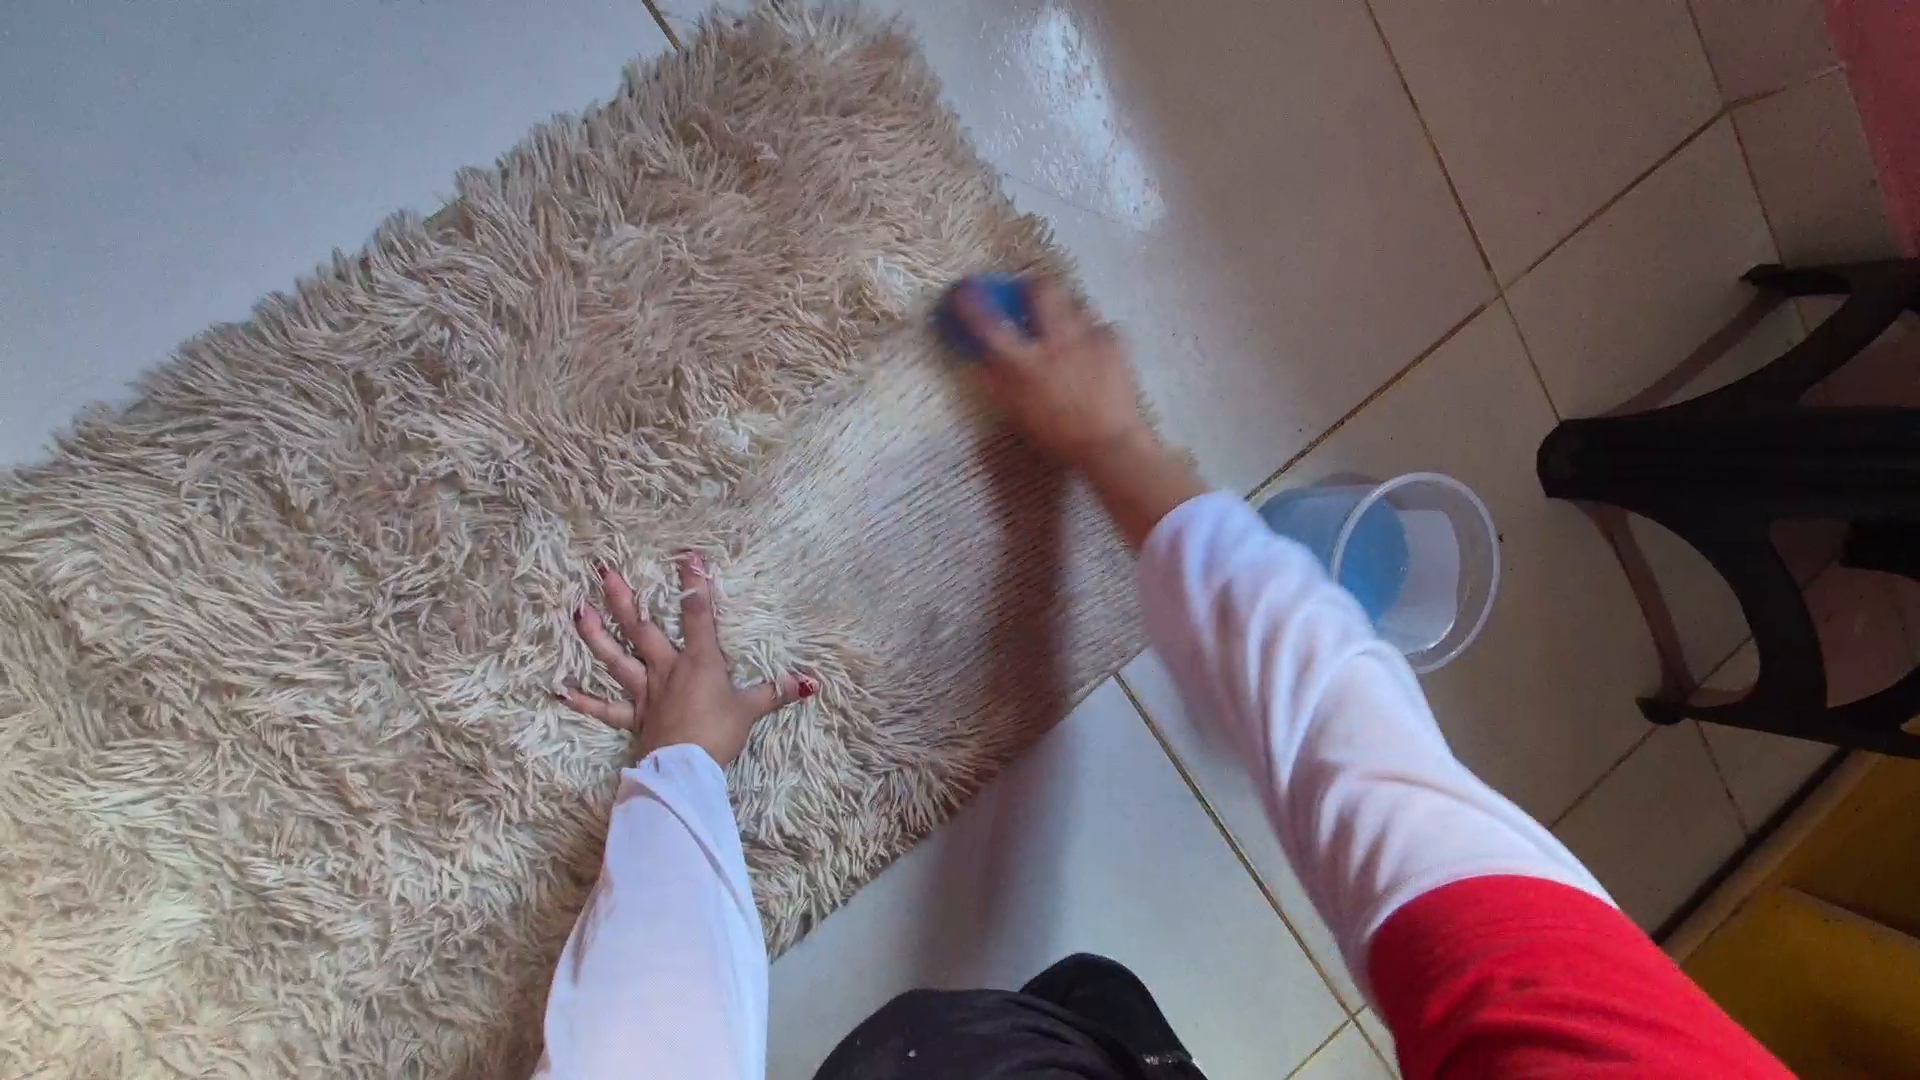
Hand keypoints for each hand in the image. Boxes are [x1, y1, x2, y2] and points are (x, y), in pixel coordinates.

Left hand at [561, 554, 815, 766]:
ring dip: (594, 635)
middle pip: (642, 628)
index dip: (695, 585)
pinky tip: (560, 689)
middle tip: (605, 571)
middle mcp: (666, 669)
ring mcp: (646, 692)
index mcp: (698, 661)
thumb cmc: (719, 733)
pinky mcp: (634, 717)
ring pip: (615, 659)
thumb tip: (810, 682)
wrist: (685, 770)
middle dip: (624, 598)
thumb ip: (776, 691)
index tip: (689, 555)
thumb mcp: (751, 709)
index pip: (698, 615)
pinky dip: (583, 699)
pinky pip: (604, 708)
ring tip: (577, 610)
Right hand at [954, 276, 1155, 468]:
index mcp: (1025, 364)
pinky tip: (1092, 352)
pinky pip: (1100, 323)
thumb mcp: (1017, 411)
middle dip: (1031, 287)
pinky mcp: (1115, 340)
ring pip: (1074, 300)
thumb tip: (983, 353)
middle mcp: (1055, 341)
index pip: (988, 324)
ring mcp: (1089, 336)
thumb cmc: (1057, 436)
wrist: (1110, 444)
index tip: (963, 290)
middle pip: (1040, 288)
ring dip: (1065, 309)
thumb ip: (997, 379)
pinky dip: (1092, 333)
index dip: (971, 303)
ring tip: (1065, 329)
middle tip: (1029, 299)